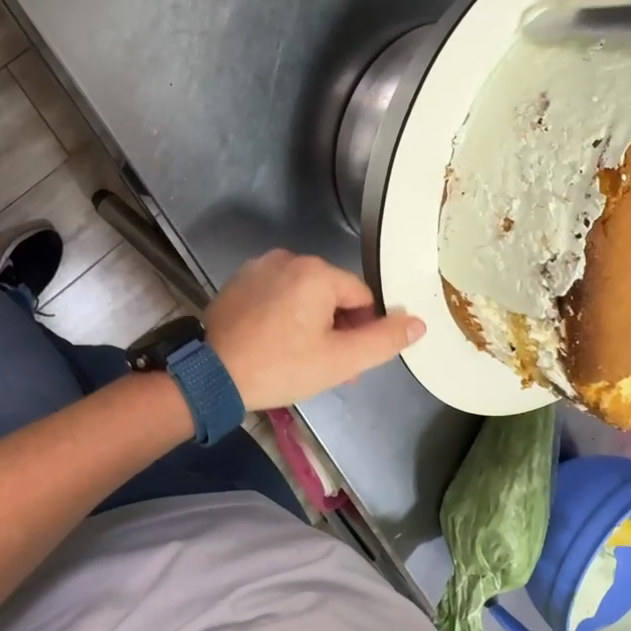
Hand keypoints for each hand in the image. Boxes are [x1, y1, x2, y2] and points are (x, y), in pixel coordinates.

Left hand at [203, 250, 424, 409]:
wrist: (212, 372)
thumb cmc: (280, 366)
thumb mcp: (340, 360)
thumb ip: (383, 340)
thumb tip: (417, 322)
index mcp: (317, 272)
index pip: (361, 297)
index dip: (360, 331)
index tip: (346, 362)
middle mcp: (288, 258)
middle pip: (331, 294)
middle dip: (336, 329)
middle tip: (323, 367)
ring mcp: (259, 267)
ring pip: (303, 295)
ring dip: (310, 323)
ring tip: (298, 360)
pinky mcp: (239, 281)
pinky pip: (276, 294)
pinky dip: (282, 315)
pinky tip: (274, 344)